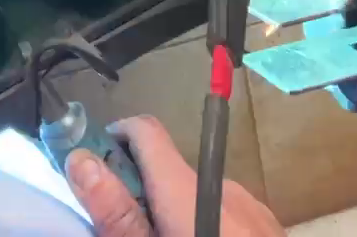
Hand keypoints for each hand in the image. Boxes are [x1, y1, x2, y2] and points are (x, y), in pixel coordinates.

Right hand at [66, 116, 283, 236]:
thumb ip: (117, 214)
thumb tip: (80, 158)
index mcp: (191, 190)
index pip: (145, 129)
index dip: (114, 139)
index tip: (96, 172)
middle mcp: (227, 191)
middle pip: (170, 171)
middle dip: (144, 196)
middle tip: (133, 235)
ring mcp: (259, 216)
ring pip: (201, 200)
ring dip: (179, 219)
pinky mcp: (276, 235)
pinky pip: (231, 221)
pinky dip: (210, 233)